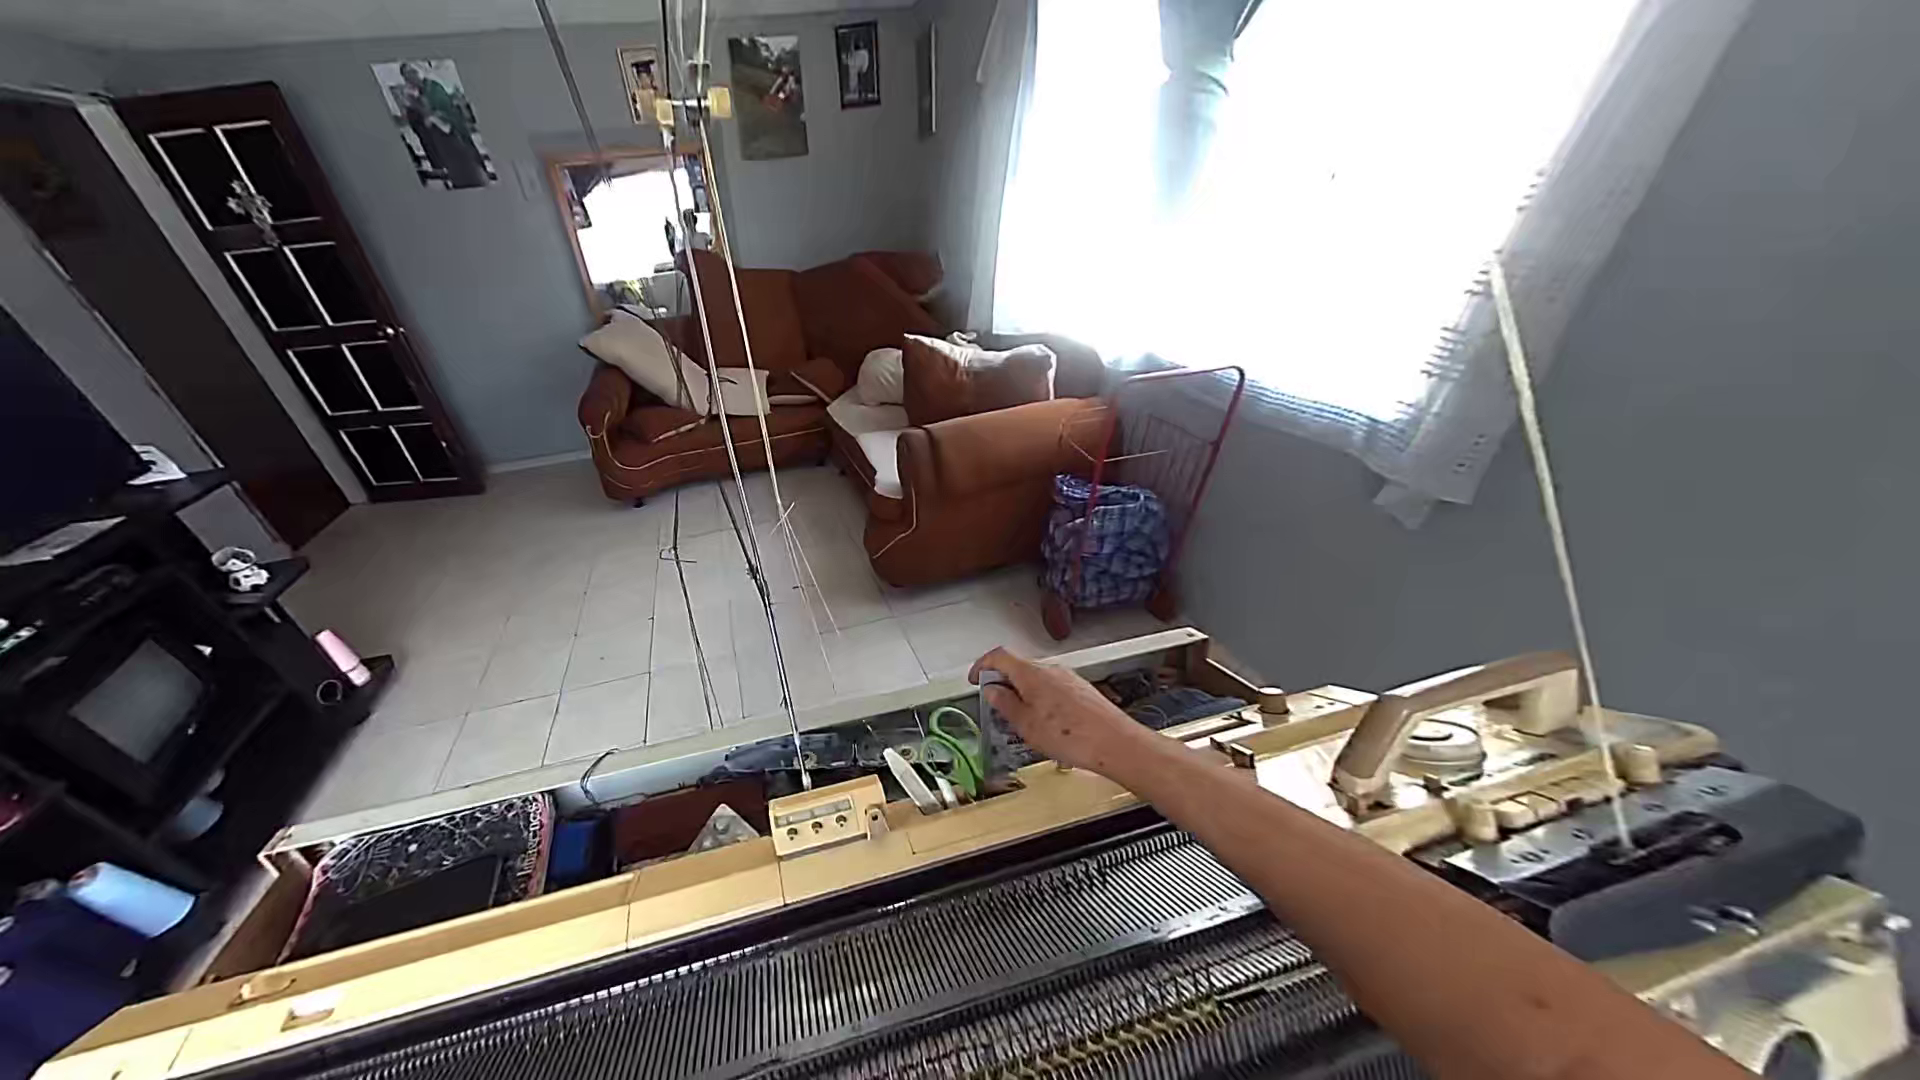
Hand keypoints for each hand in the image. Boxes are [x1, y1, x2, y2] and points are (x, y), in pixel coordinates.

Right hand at [968, 647, 1150, 774]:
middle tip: (996, 705)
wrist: (1114, 743)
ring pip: (1035, 679)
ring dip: (1022, 693)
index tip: (976, 678)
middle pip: (1018, 667)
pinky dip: (1040, 699)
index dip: (982, 665)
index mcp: (1031, 673)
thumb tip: (993, 691)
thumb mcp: (1025, 725)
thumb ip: (1005, 704)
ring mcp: (1067, 677)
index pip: (999, 656)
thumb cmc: (1073, 736)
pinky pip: (1052, 688)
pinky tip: (1046, 724)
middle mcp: (1050, 669)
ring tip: (1022, 721)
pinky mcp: (1080, 689)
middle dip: (1003, 683)